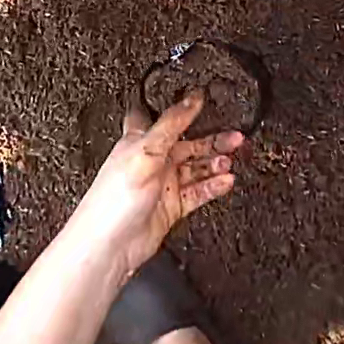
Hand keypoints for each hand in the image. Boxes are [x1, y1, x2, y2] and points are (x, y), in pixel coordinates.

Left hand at [68, 90, 244, 274]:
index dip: (180, 108)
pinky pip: (198, 192)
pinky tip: (226, 181)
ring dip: (215, 163)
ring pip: (196, 168)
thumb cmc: (113, 199)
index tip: (199, 100)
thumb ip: (172, 123)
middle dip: (212, 139)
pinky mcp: (171, 206)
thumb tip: (191, 99)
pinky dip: (213, 186)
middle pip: (188, 144)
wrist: (109, 245)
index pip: (162, 118)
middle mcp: (152, 161)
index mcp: (139, 142)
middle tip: (234, 136)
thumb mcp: (146, 150)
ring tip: (231, 159)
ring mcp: (163, 185)